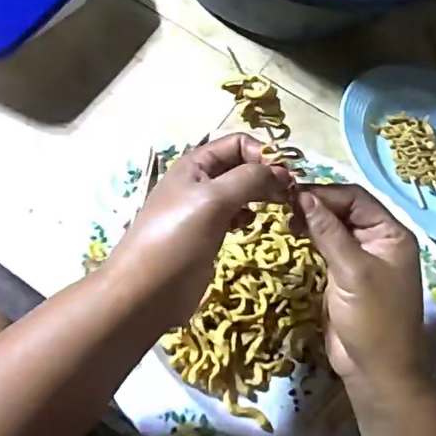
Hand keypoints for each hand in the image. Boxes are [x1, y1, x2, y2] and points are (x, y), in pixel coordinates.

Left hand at [103, 134, 292, 325]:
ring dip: (260, 194)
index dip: (263, 154)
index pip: (238, 143)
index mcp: (196, 163)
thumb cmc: (177, 238)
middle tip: (289, 194)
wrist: (146, 292)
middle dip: (266, 174)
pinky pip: (234, 213)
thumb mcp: (213, 200)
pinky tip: (251, 225)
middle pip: (241, 164)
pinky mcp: (207, 233)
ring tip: (278, 207)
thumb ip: (248, 179)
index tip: (285, 177)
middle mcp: (199, 180)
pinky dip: (248, 214)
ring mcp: (203, 208)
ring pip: (240, 190)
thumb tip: (281, 172)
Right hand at [295, 184, 428, 401]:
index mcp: (391, 234)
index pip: (356, 198)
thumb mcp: (352, 271)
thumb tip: (302, 195)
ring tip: (286, 219)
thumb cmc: (373, 319)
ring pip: (334, 225)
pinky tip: (295, 234)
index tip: (292, 193)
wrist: (377, 373)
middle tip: (284, 204)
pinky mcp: (346, 272)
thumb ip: (328, 231)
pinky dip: (312, 236)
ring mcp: (362, 256)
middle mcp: (379, 240)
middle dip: (316, 204)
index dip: (325, 193)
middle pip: (345, 208)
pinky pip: (328, 244)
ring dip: (312, 219)